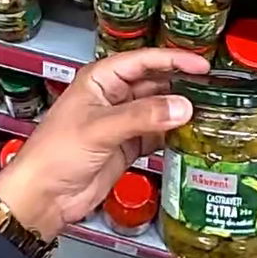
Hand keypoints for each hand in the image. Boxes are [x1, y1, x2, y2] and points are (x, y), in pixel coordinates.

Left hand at [0, 48, 208, 238]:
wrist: (44, 196)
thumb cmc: (56, 153)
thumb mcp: (100, 129)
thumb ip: (143, 116)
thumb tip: (183, 106)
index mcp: (100, 79)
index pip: (143, 61)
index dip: (173, 60)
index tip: (201, 66)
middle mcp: (113, 96)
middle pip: (154, 83)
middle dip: (181, 85)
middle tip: (212, 90)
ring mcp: (121, 121)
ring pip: (158, 109)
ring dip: (180, 111)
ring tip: (209, 112)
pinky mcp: (128, 145)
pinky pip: (157, 134)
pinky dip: (174, 134)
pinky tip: (192, 135)